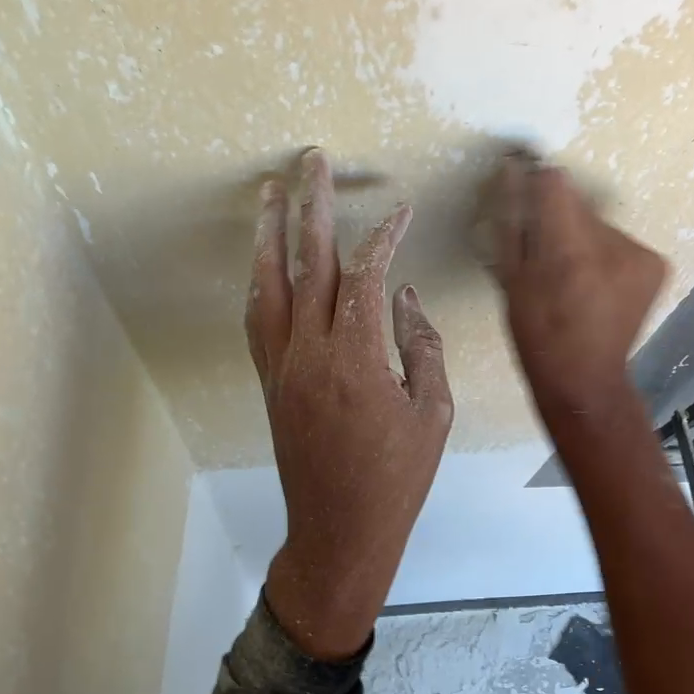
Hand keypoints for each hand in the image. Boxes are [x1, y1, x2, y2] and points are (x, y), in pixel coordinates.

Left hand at [246, 149, 454, 660]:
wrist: (339, 533)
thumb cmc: (397, 478)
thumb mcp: (434, 412)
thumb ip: (420, 345)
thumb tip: (401, 297)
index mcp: (355, 360)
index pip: (363, 276)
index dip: (383, 236)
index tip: (402, 210)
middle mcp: (308, 354)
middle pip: (305, 263)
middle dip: (310, 205)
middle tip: (311, 161)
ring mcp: (281, 367)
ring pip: (268, 284)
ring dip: (269, 233)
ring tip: (270, 191)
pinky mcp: (269, 381)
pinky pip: (259, 318)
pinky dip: (262, 278)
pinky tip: (265, 258)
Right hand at [488, 153, 667, 441]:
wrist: (585, 379)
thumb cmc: (537, 334)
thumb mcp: (511, 279)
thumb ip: (512, 219)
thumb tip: (512, 169)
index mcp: (569, 250)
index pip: (554, 181)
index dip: (536, 185)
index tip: (527, 198)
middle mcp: (612, 245)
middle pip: (577, 201)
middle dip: (558, 218)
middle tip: (548, 255)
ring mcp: (639, 254)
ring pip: (598, 222)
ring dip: (582, 237)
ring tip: (574, 276)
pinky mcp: (656, 263)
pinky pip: (619, 241)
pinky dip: (605, 254)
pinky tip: (597, 284)